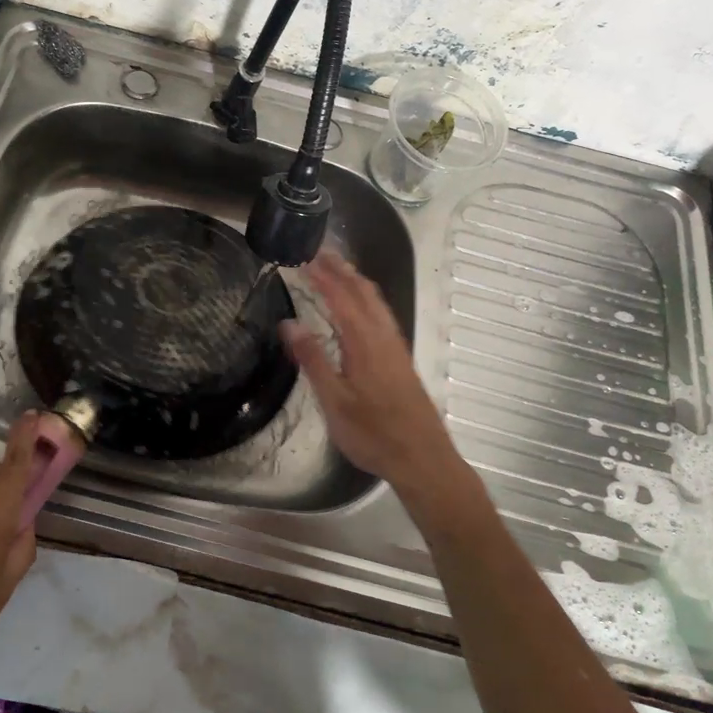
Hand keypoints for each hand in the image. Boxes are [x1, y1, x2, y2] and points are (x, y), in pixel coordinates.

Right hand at [281, 250, 459, 493]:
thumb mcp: (334, 401)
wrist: (422, 459)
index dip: (323, 276)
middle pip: (363, 293)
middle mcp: (384, 337)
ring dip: (357, 282)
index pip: (341, 298)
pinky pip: (383, 315)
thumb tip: (289, 323)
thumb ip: (313, 360)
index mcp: (364, 343)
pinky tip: (361, 309)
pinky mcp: (401, 360)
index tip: (305, 258)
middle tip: (320, 253)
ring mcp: (396, 348)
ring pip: (377, 303)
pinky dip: (367, 299)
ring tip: (338, 270)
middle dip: (342, 270)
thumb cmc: (373, 434)